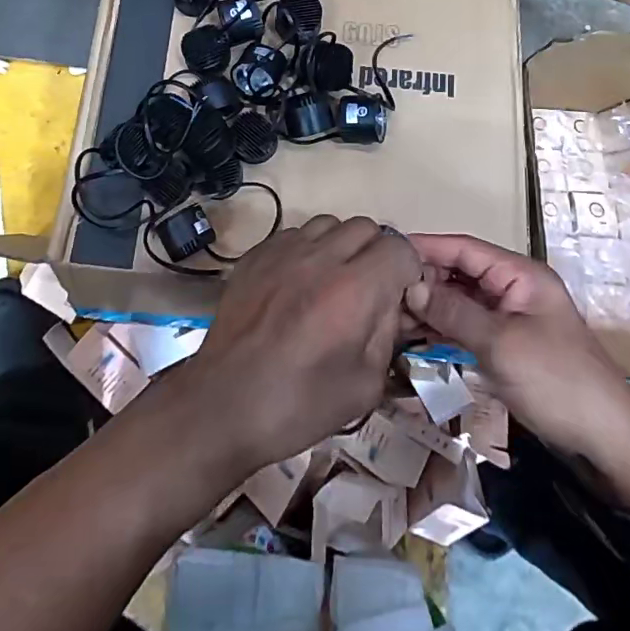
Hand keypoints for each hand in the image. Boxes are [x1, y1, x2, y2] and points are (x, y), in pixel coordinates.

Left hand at [178, 215, 420, 475]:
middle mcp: (319, 258)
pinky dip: (306, 251)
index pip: (399, 249)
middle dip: (376, 255)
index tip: (398, 297)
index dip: (406, 272)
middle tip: (367, 290)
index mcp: (354, 289)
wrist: (223, 406)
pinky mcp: (254, 257)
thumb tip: (391, 304)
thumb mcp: (365, 384)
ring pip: (328, 224)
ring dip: (340, 247)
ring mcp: (282, 252)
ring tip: (330, 283)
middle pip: (366, 228)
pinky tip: (297, 285)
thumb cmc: (299, 405)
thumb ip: (388, 333)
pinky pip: (293, 235)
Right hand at [407, 234, 629, 506]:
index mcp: (520, 275)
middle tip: (381, 290)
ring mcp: (509, 318)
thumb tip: (410, 286)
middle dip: (423, 278)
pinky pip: (466, 326)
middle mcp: (513, 289)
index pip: (464, 248)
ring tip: (389, 313)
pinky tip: (412, 335)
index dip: (425, 247)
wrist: (605, 440)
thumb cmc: (556, 381)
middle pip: (460, 272)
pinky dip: (441, 328)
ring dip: (428, 305)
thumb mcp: (500, 343)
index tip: (386, 251)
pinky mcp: (505, 345)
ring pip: (460, 300)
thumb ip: (453, 311)